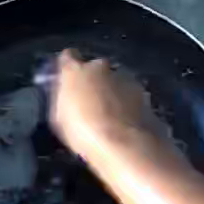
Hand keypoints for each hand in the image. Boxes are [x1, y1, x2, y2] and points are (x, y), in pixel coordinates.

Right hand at [46, 50, 173, 162]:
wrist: (126, 147)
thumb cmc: (83, 133)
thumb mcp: (58, 117)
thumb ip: (61, 97)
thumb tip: (64, 91)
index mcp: (75, 70)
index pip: (68, 56)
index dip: (67, 67)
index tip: (66, 80)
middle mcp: (101, 67)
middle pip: (95, 68)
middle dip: (93, 81)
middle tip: (90, 103)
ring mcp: (127, 79)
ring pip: (116, 81)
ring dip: (113, 93)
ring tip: (110, 118)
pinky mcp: (145, 94)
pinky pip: (131, 96)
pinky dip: (129, 106)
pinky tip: (126, 125)